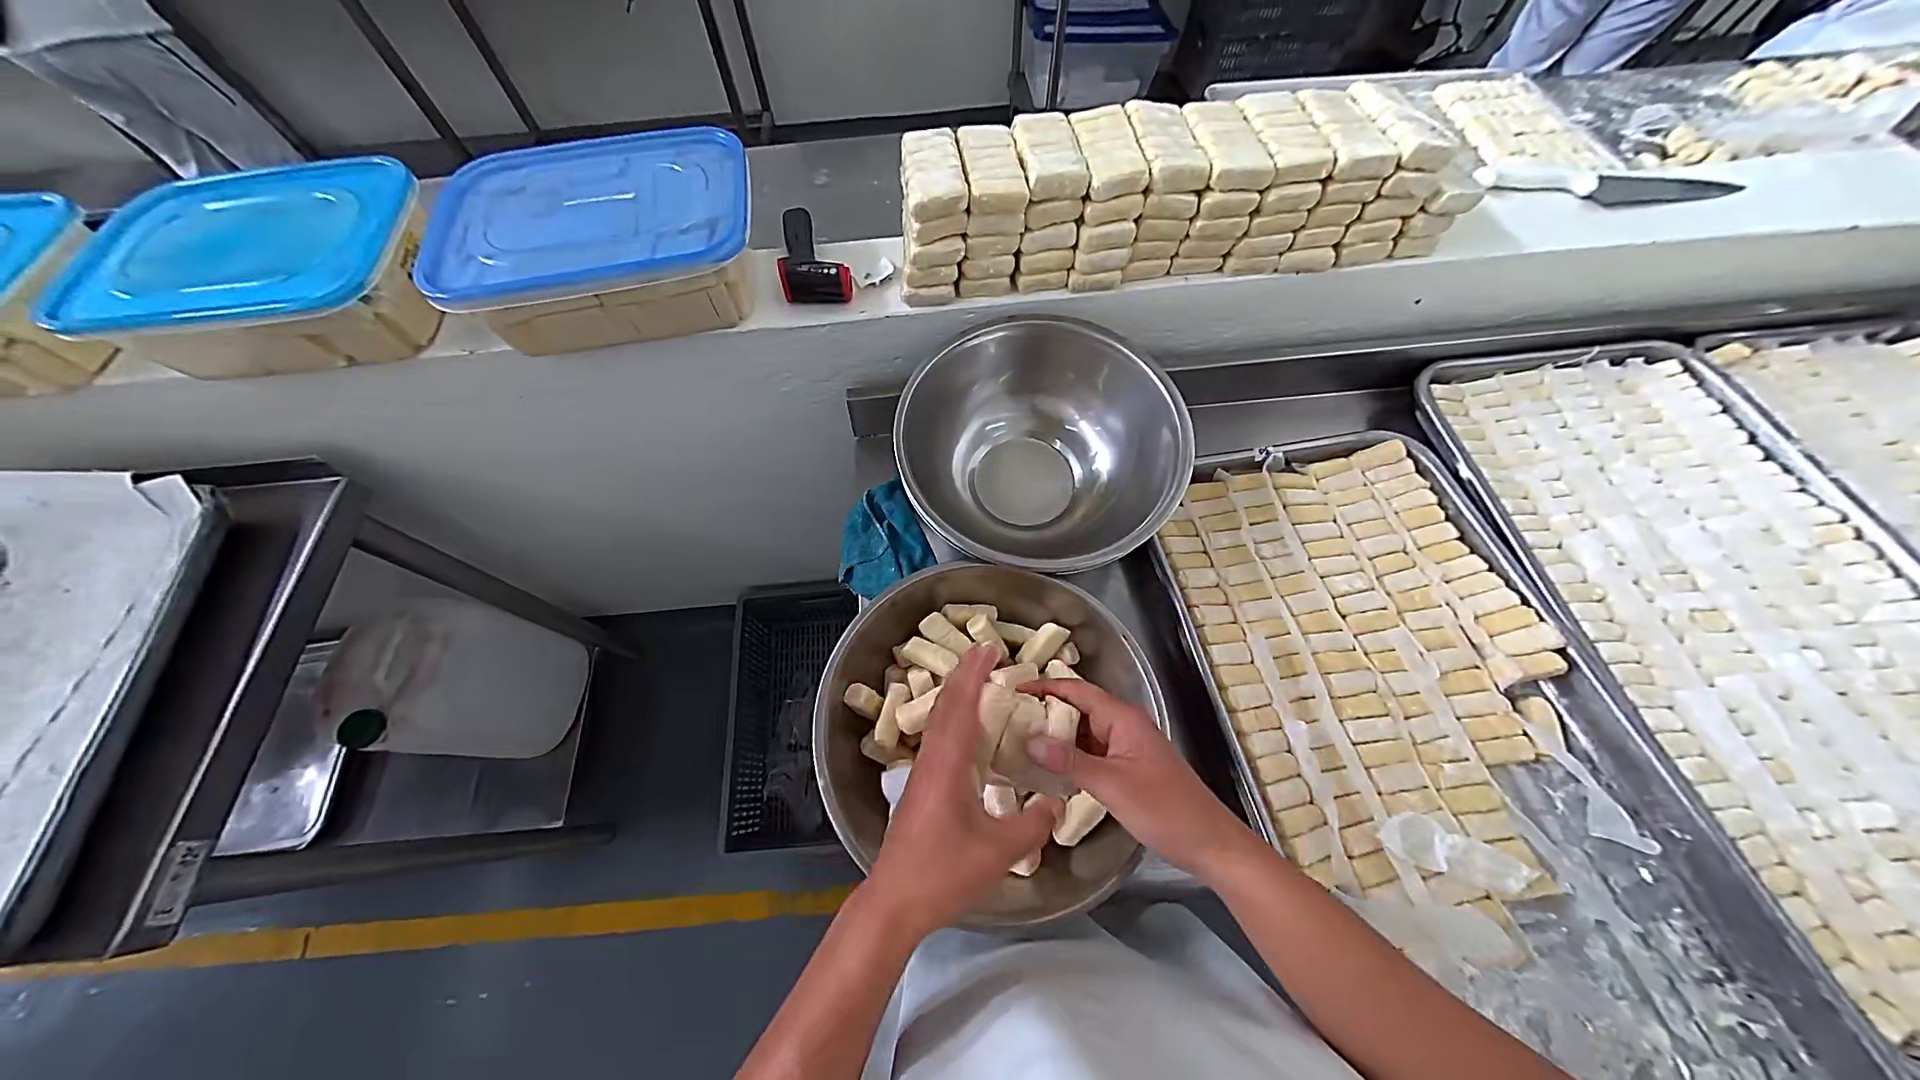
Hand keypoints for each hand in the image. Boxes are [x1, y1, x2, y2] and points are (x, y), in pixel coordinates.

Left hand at [866, 647, 1060, 937]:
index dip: (974, 674)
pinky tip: (965, 733)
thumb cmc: (943, 873)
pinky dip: (953, 720)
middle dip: (965, 676)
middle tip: (986, 656)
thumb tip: (1054, 803)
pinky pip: (938, 739)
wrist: (895, 899)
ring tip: (978, 684)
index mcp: (948, 764)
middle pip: (946, 705)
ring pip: (938, 722)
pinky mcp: (919, 788)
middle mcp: (931, 760)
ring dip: (957, 696)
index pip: (961, 705)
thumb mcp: (999, 851)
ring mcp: (921, 773)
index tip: (989, 649)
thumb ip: (1032, 825)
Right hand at [1021, 678, 1255, 875]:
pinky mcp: (1126, 767)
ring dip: (1054, 735)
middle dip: (1044, 711)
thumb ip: (1069, 761)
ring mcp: (1125, 747)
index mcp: (1123, 718)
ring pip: (1082, 732)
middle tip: (1007, 719)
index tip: (1011, 691)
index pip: (1077, 690)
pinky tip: (1046, 768)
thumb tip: (1029, 740)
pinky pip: (1090, 752)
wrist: (1209, 843)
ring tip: (1018, 741)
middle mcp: (1123, 725)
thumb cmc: (1165, 809)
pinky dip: (1068, 756)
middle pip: (1077, 708)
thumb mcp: (1112, 785)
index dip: (1044, 687)